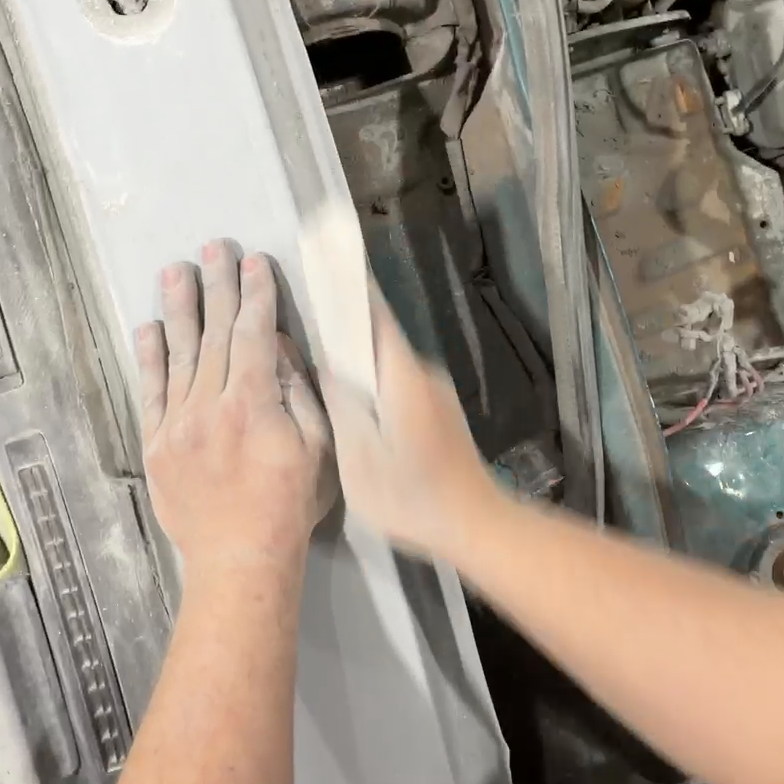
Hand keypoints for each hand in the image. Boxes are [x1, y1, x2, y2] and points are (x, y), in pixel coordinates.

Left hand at [135, 241, 333, 574]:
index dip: (256, 295)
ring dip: (179, 308)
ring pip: (178, 354)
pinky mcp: (155, 443)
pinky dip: (149, 357)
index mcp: (252, 403)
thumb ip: (295, 392)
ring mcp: (176, 423)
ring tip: (176, 270)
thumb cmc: (290, 503)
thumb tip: (275, 348)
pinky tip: (149, 326)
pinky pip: (150, 391)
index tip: (256, 262)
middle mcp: (208, 405)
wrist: (239, 559)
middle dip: (217, 286)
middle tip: (214, 247)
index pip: (252, 334)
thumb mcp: (315, 446)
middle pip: (214, 333)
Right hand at [322, 286, 503, 559]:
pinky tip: (354, 397)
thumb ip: (342, 406)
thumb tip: (326, 366)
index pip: (376, 317)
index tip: (330, 259)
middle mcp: (423, 373)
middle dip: (348, 322)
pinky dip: (374, 378)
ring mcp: (435, 392)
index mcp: (403, 376)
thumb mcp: (360, 458)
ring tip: (321, 356)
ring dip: (360, 355)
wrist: (475, 523)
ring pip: (389, 361)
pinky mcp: (437, 411)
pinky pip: (398, 381)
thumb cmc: (412, 496)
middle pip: (381, 336)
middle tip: (309, 312)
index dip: (354, 287)